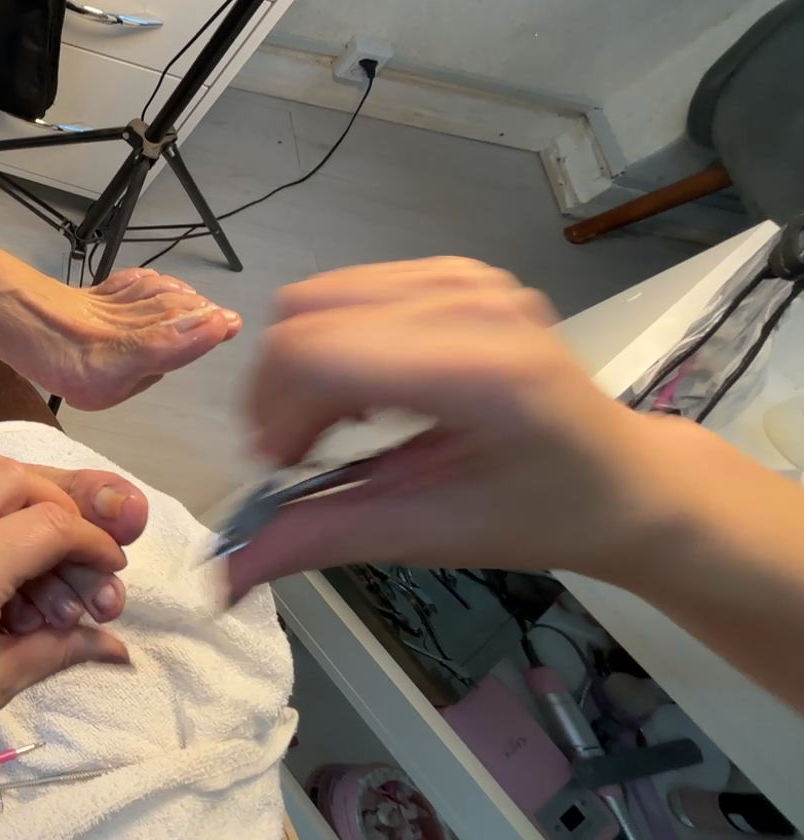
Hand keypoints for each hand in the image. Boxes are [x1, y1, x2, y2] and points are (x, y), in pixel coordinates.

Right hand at [227, 257, 690, 595]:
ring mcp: (459, 278)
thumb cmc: (537, 512)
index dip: (273, 411)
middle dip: (275, 393)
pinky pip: (332, 293)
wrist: (625, 478)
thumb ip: (315, 538)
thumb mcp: (424, 533)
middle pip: (299, 324)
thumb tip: (221, 575)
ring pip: (305, 303)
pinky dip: (320, 342)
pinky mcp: (444, 270)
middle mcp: (470, 305)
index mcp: (481, 372)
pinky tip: (354, 386)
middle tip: (295, 447)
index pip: (314, 355)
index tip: (279, 463)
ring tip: (329, 418)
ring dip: (294, 368)